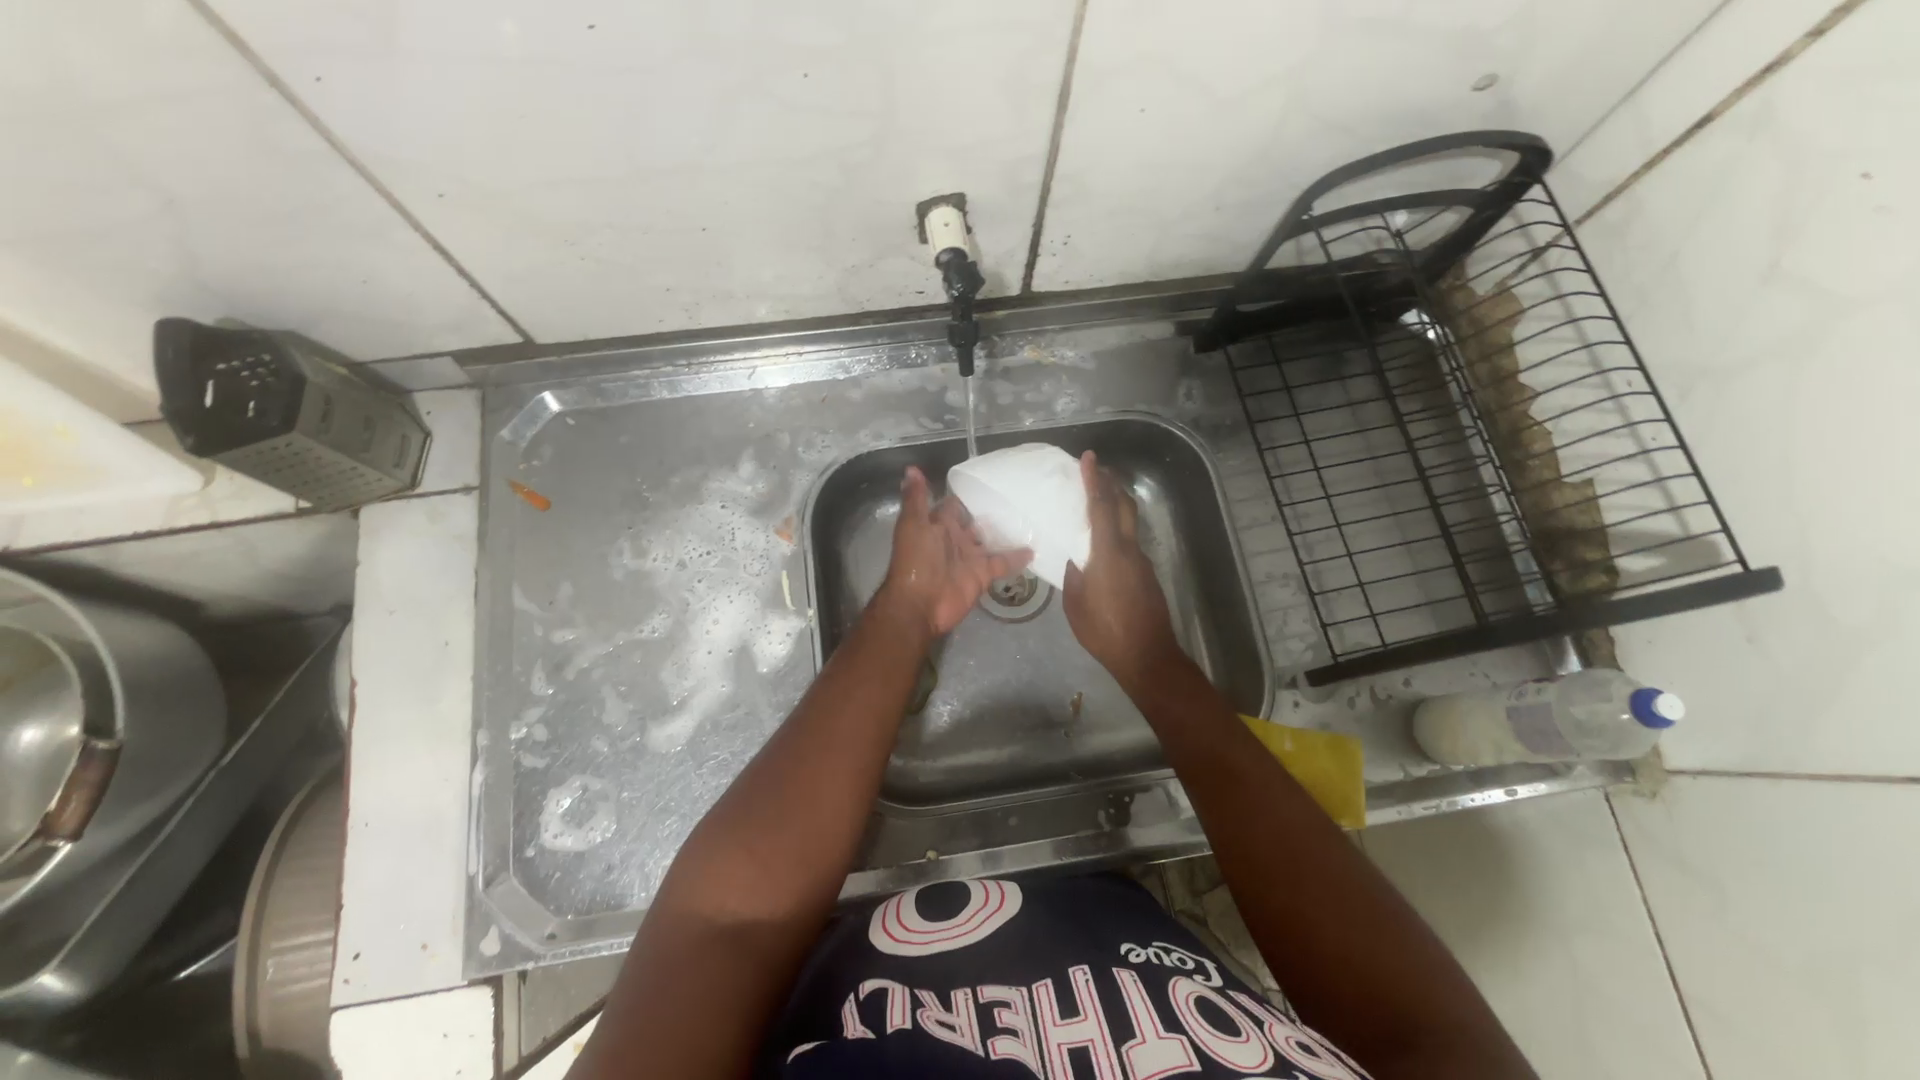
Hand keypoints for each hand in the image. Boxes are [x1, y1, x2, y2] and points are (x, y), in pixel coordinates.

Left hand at [876, 466, 1031, 638]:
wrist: (919, 604)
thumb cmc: (915, 561)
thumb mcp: (913, 524)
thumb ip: (916, 498)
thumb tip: (911, 469)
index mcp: (938, 525)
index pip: (954, 505)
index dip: (967, 494)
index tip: (989, 480)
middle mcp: (955, 539)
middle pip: (976, 522)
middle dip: (991, 511)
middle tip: (1018, 495)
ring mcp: (969, 558)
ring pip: (991, 541)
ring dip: (1006, 533)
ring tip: (1031, 516)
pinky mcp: (982, 575)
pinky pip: (1002, 563)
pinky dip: (1016, 558)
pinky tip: (1034, 548)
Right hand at [1063, 451, 1180, 690]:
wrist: (1147, 656)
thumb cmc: (1104, 631)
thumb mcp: (1076, 604)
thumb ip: (1074, 575)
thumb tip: (1074, 559)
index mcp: (1108, 553)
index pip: (1101, 507)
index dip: (1094, 480)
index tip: (1089, 459)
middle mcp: (1129, 550)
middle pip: (1123, 506)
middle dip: (1111, 484)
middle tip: (1096, 470)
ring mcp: (1142, 562)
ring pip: (1128, 525)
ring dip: (1114, 507)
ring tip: (1094, 503)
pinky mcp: (1147, 576)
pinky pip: (1129, 544)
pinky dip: (1116, 533)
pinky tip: (1102, 545)